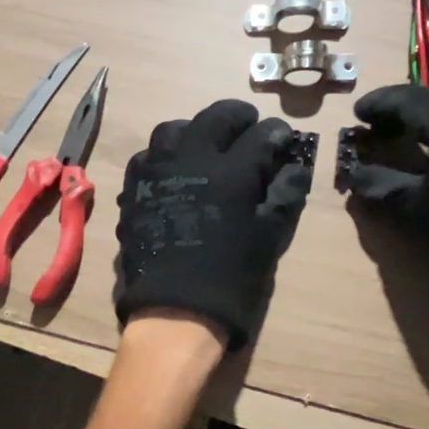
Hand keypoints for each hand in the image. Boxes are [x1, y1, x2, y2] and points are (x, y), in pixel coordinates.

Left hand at [115, 100, 311, 347]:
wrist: (175, 310)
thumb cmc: (231, 278)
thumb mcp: (268, 237)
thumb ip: (284, 196)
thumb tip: (295, 167)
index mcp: (232, 171)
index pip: (261, 135)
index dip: (278, 134)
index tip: (284, 139)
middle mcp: (191, 159)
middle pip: (214, 117)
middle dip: (237, 117)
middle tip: (249, 128)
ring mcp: (157, 173)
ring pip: (172, 130)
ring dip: (195, 130)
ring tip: (207, 144)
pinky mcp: (133, 191)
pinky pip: (146, 158)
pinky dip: (163, 154)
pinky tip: (174, 169)